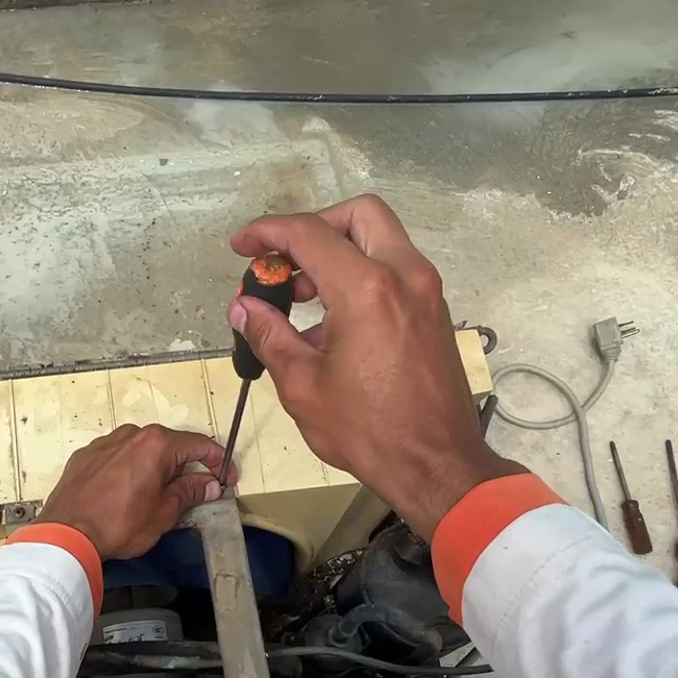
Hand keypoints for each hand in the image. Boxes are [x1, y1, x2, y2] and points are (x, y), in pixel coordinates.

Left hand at [39, 424, 230, 558]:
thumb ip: (190, 492)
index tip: (227, 478)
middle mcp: (131, 434)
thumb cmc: (120, 524)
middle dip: (184, 466)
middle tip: (193, 491)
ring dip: (154, 468)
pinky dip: (128, 470)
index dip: (218, 462)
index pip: (199, 445)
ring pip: (140, 450)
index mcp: (157, 444)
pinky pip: (116, 458)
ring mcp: (104, 443)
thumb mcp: (165, 512)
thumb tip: (210, 484)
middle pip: (168, 445)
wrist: (67, 534)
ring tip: (155, 495)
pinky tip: (125, 493)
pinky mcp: (84, 456)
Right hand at [228, 194, 524, 538]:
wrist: (435, 462)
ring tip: (301, 299)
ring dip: (337, 253)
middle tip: (284, 262)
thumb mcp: (302, 386)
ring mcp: (426, 291)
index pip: (310, 234)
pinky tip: (333, 321)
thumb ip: (269, 336)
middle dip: (314, 227)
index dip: (268, 232)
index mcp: (366, 289)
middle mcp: (404, 274)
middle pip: (358, 215)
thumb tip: (244, 309)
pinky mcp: (434, 311)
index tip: (243, 244)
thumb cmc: (366, 431)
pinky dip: (361, 275)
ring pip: (380, 239)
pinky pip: (394, 270)